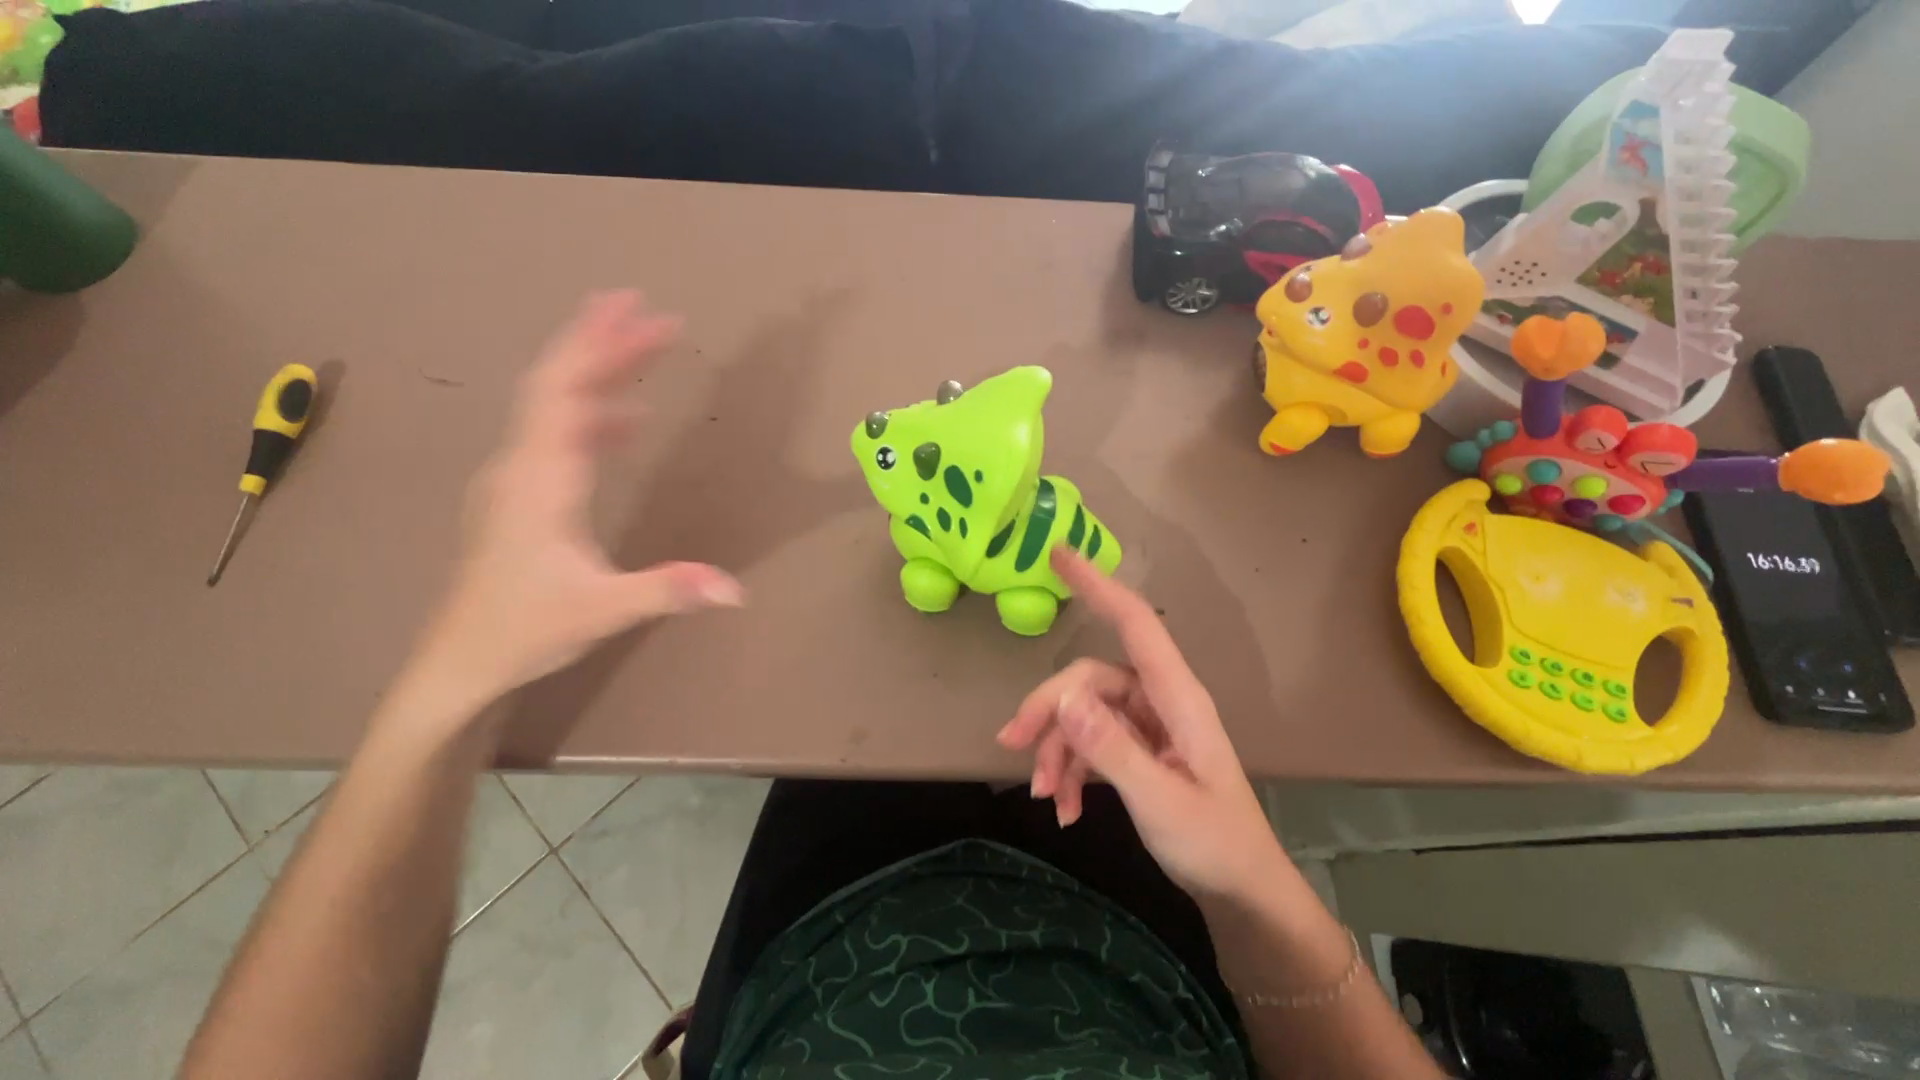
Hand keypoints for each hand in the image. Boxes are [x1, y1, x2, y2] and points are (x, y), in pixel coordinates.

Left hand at [416, 292, 743, 703]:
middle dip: (603, 344)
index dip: (598, 346)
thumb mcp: (603, 609)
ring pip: (554, 406)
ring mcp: (516, 478)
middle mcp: (522, 465)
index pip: (565, 392)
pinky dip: (592, 417)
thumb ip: (669, 590)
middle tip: (652, 314)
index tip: (637, 309)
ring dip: (598, 375)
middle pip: (558, 384)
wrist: (460, 659)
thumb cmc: (525, 628)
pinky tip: (627, 425)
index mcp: (540, 478)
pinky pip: (556, 436)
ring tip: (644, 352)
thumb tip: (737, 589)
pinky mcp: (519, 496)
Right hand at [998, 548, 1287, 900]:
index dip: (1097, 585)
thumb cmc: (1215, 844)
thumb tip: (1063, 697)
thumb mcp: (1160, 801)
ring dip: (1057, 751)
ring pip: (1083, 714)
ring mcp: (1147, 728)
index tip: (1059, 552)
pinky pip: (1091, 744)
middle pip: (1089, 680)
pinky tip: (1065, 809)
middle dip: (1049, 710)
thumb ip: (1111, 750)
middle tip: (1013, 747)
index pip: (1135, 623)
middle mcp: (1159, 702)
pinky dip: (1072, 771)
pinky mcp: (1138, 753)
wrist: (1243, 893)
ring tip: (1047, 798)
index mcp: (1177, 698)